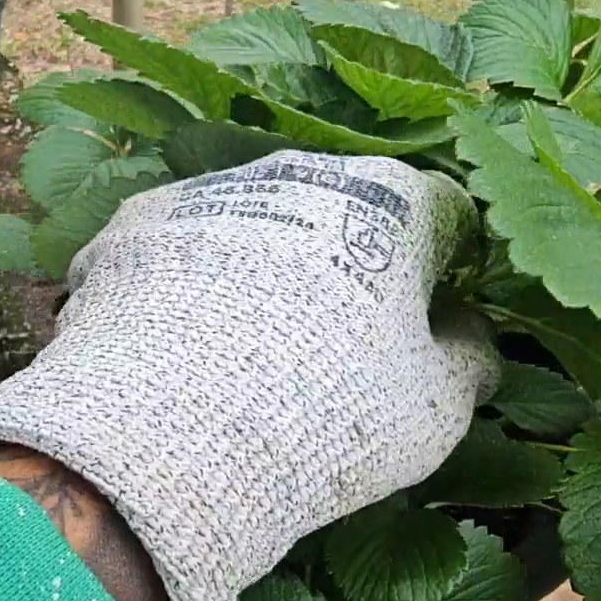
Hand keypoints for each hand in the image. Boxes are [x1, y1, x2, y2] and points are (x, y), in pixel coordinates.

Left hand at [0, 150, 499, 600]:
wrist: (174, 430)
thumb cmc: (327, 413)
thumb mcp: (435, 407)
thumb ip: (466, 357)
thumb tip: (465, 335)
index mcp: (388, 198)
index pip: (439, 216)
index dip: (437, 272)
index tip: (416, 322)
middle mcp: (295, 170)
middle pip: (337, 212)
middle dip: (341, 265)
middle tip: (321, 343)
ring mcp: (207, 190)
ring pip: (251, 225)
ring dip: (256, 268)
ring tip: (235, 346)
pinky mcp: (135, 223)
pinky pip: (178, 250)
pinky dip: (183, 284)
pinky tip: (175, 340)